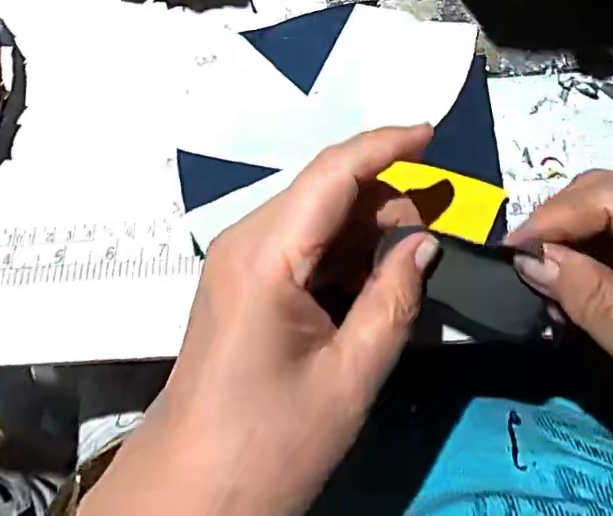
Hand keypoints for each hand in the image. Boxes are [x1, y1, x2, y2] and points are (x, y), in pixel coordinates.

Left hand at [82, 126, 440, 515]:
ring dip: (370, 228)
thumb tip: (425, 244)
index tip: (431, 134)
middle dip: (387, 202)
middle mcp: (248, 240)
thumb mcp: (347, 379)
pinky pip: (308, 239)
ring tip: (402, 273)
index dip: (386, 145)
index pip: (333, 172)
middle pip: (330, 188)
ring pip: (322, 211)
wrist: (182, 504)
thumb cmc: (264, 449)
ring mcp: (242, 257)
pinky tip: (370, 286)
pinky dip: (348, 250)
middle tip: (427, 244)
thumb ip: (394, 301)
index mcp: (266, 256)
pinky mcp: (246, 277)